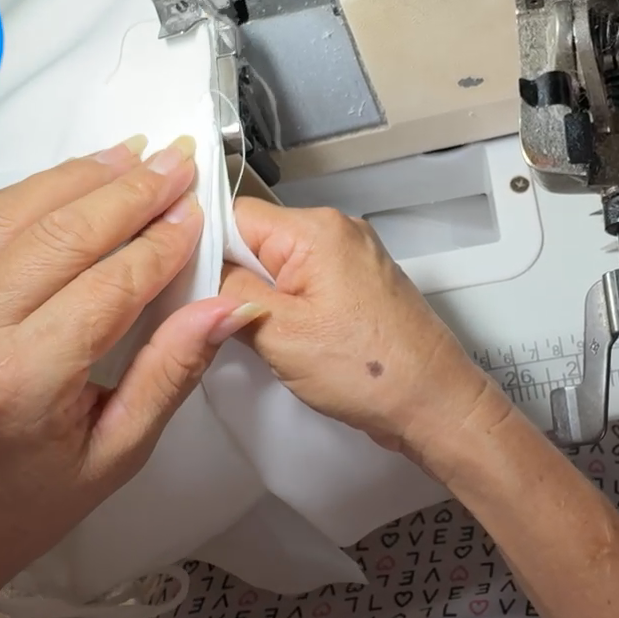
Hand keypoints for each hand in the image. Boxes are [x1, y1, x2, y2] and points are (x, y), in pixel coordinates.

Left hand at [0, 136, 264, 617]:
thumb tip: (228, 307)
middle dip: (128, 192)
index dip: (162, 243)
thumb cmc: (28, 510)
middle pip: (60, 235)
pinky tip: (72, 179)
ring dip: (77, 177)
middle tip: (178, 158)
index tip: (200, 209)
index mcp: (21, 381)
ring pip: (10, 216)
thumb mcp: (119, 454)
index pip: (109, 284)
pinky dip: (31, 195)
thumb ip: (172, 371)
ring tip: (130, 152)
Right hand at [219, 198, 517, 473]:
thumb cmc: (369, 370)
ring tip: (259, 333)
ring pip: (280, 264)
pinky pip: (306, 281)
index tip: (186, 284)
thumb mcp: (280, 332)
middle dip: (235, 276)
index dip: (204, 248)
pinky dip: (288, 305)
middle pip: (257, 238)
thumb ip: (229, 292)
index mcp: (317, 229)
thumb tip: (197, 270)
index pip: (235, 215)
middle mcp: (338, 231)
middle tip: (221, 319)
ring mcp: (352, 257)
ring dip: (262, 295)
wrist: (433, 402)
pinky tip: (286, 336)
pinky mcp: (358, 285)